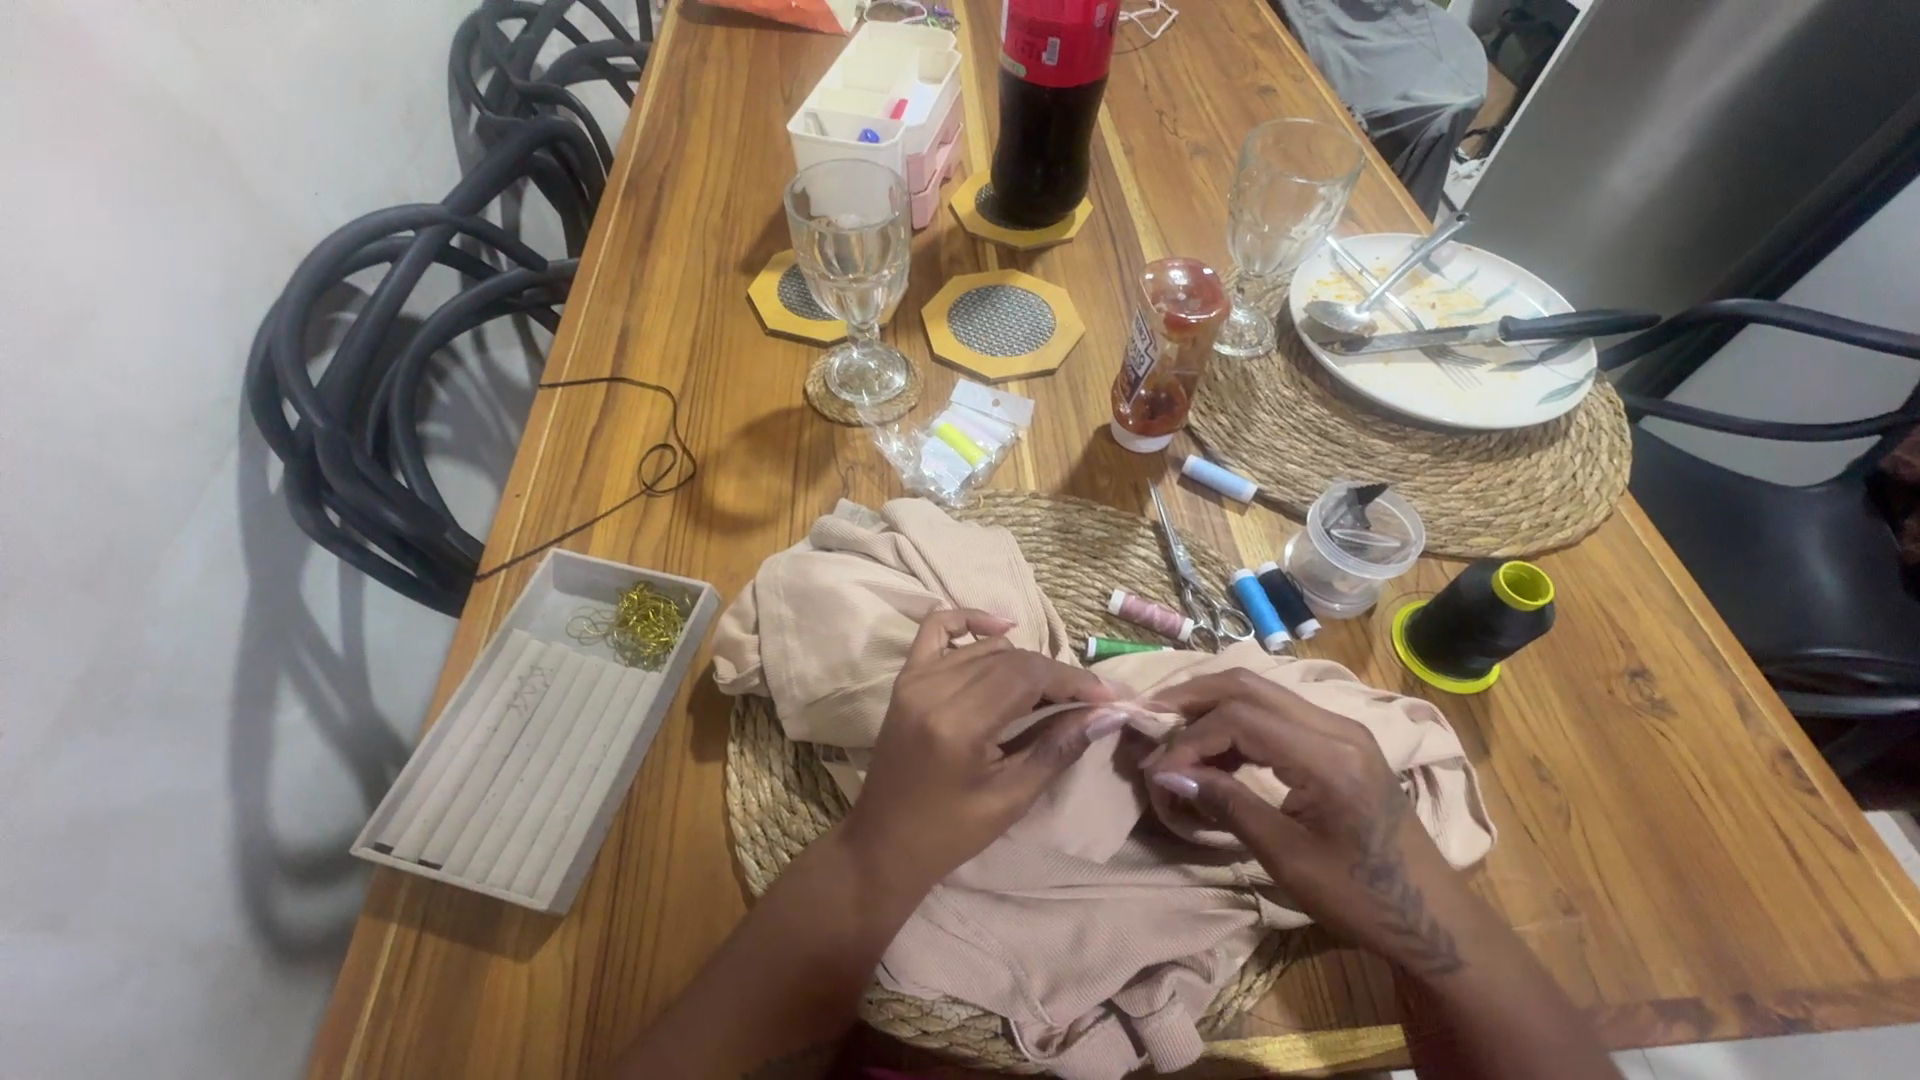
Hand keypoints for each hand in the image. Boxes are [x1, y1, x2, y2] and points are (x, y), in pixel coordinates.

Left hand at [838, 609, 1126, 894]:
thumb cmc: (949, 833)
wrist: (883, 842)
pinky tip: (1003, 628)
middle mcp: (933, 689)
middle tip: (1089, 699)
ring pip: (986, 647)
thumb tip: (1107, 714)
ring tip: (1053, 691)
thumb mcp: (1011, 799)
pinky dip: (971, 621)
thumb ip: (1058, 748)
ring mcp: (915, 679)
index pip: (1027, 677)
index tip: (1110, 695)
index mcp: (958, 724)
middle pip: (1011, 658)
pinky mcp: (906, 678)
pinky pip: (938, 628)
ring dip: (1025, 661)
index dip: (1073, 680)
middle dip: (1056, 674)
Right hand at [1144, 670, 1471, 976]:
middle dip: (1194, 697)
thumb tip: (1169, 775)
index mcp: (1329, 758)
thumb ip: (1227, 804)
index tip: (1159, 770)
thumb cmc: (1361, 897)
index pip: (1241, 719)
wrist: (1432, 917)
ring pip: (1261, 690)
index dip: (1191, 739)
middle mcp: (1337, 727)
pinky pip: (1277, 711)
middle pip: (1249, 685)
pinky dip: (1237, 720)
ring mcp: (1342, 729)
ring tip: (1174, 730)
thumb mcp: (1287, 857)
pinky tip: (1215, 746)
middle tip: (1152, 716)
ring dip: (1213, 705)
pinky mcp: (1340, 739)